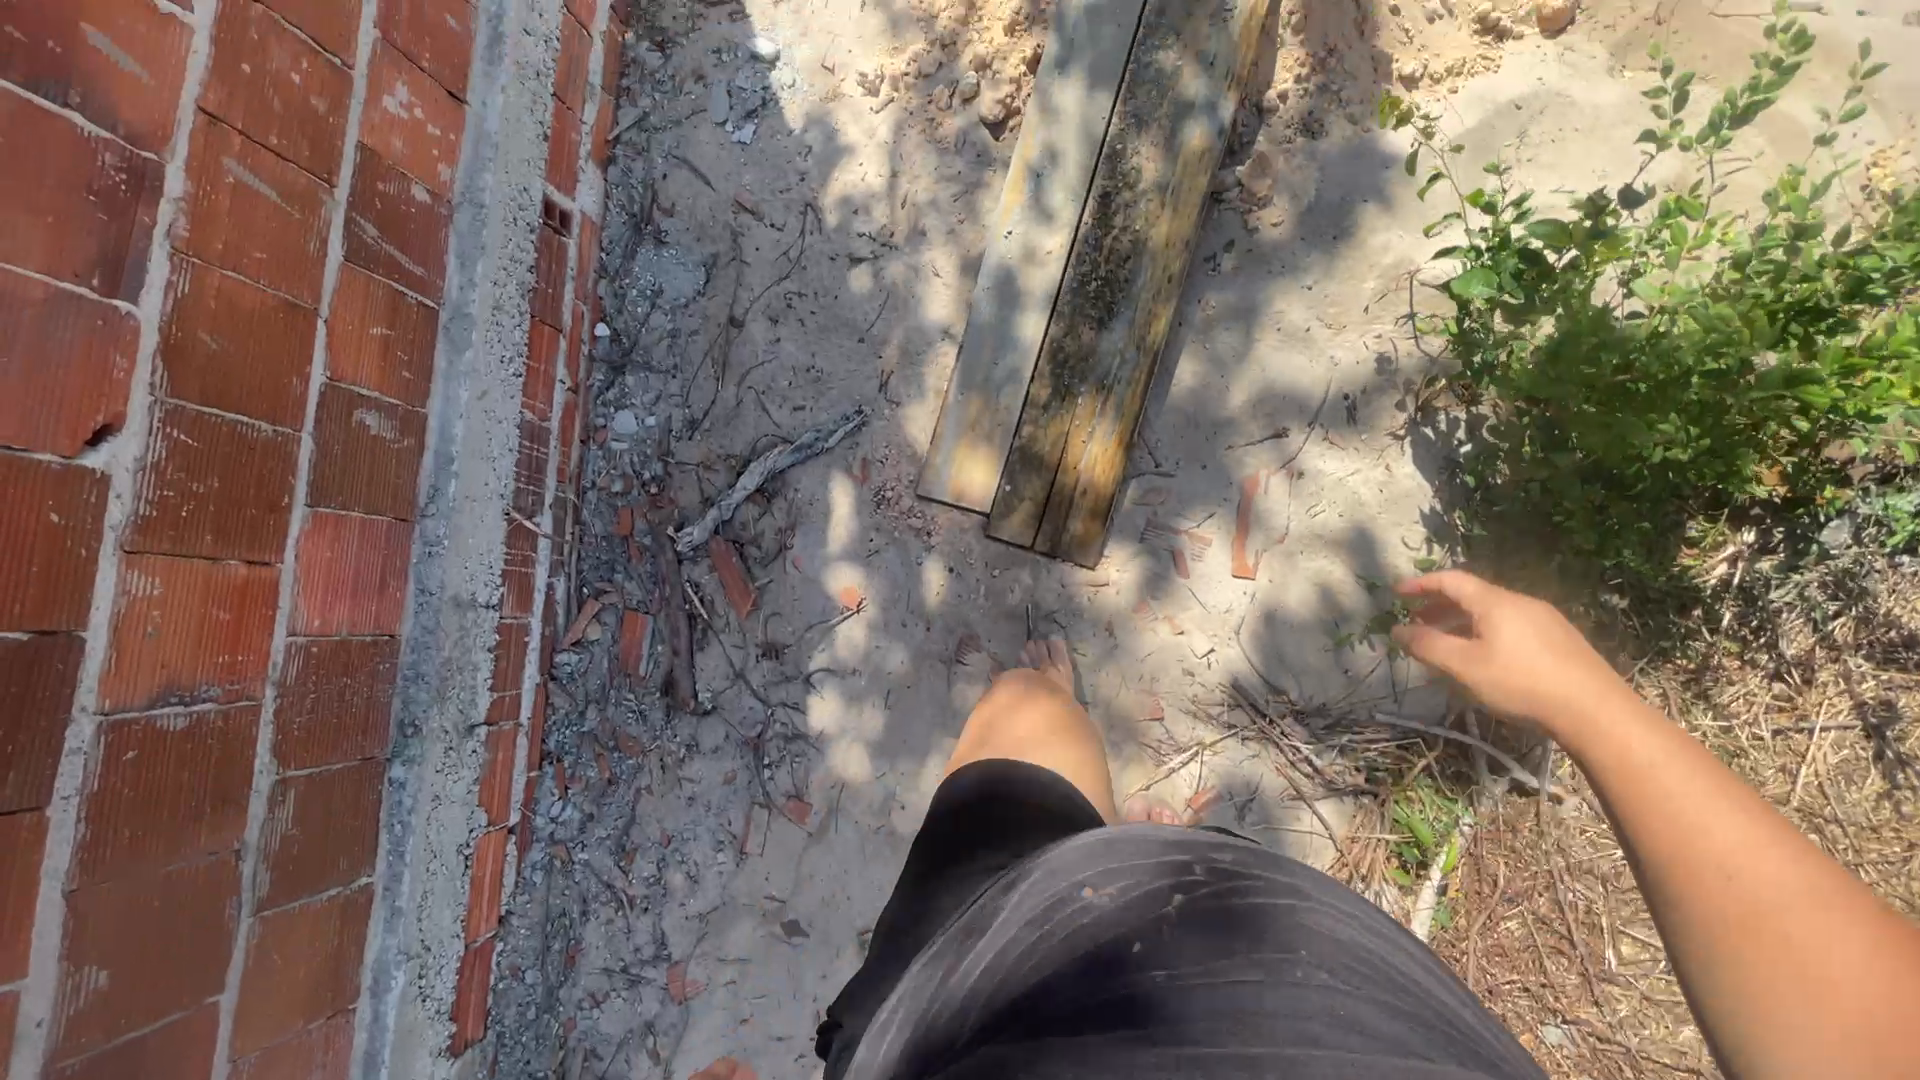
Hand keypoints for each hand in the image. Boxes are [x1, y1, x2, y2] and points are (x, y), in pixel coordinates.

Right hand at [1390, 570, 1634, 735]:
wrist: (1596, 711)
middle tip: (1416, 624)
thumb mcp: (1464, 666)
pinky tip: (1484, 658)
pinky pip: (1511, 627)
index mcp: (1496, 602)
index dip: (1421, 584)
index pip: (1451, 580)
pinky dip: (1485, 633)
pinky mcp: (1561, 641)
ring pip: (1492, 613)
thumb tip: (1396, 630)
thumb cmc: (1521, 683)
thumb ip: (1427, 645)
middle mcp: (1521, 602)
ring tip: (1446, 644)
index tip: (1397, 593)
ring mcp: (1546, 620)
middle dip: (1438, 607)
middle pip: (1472, 595)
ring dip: (1461, 623)